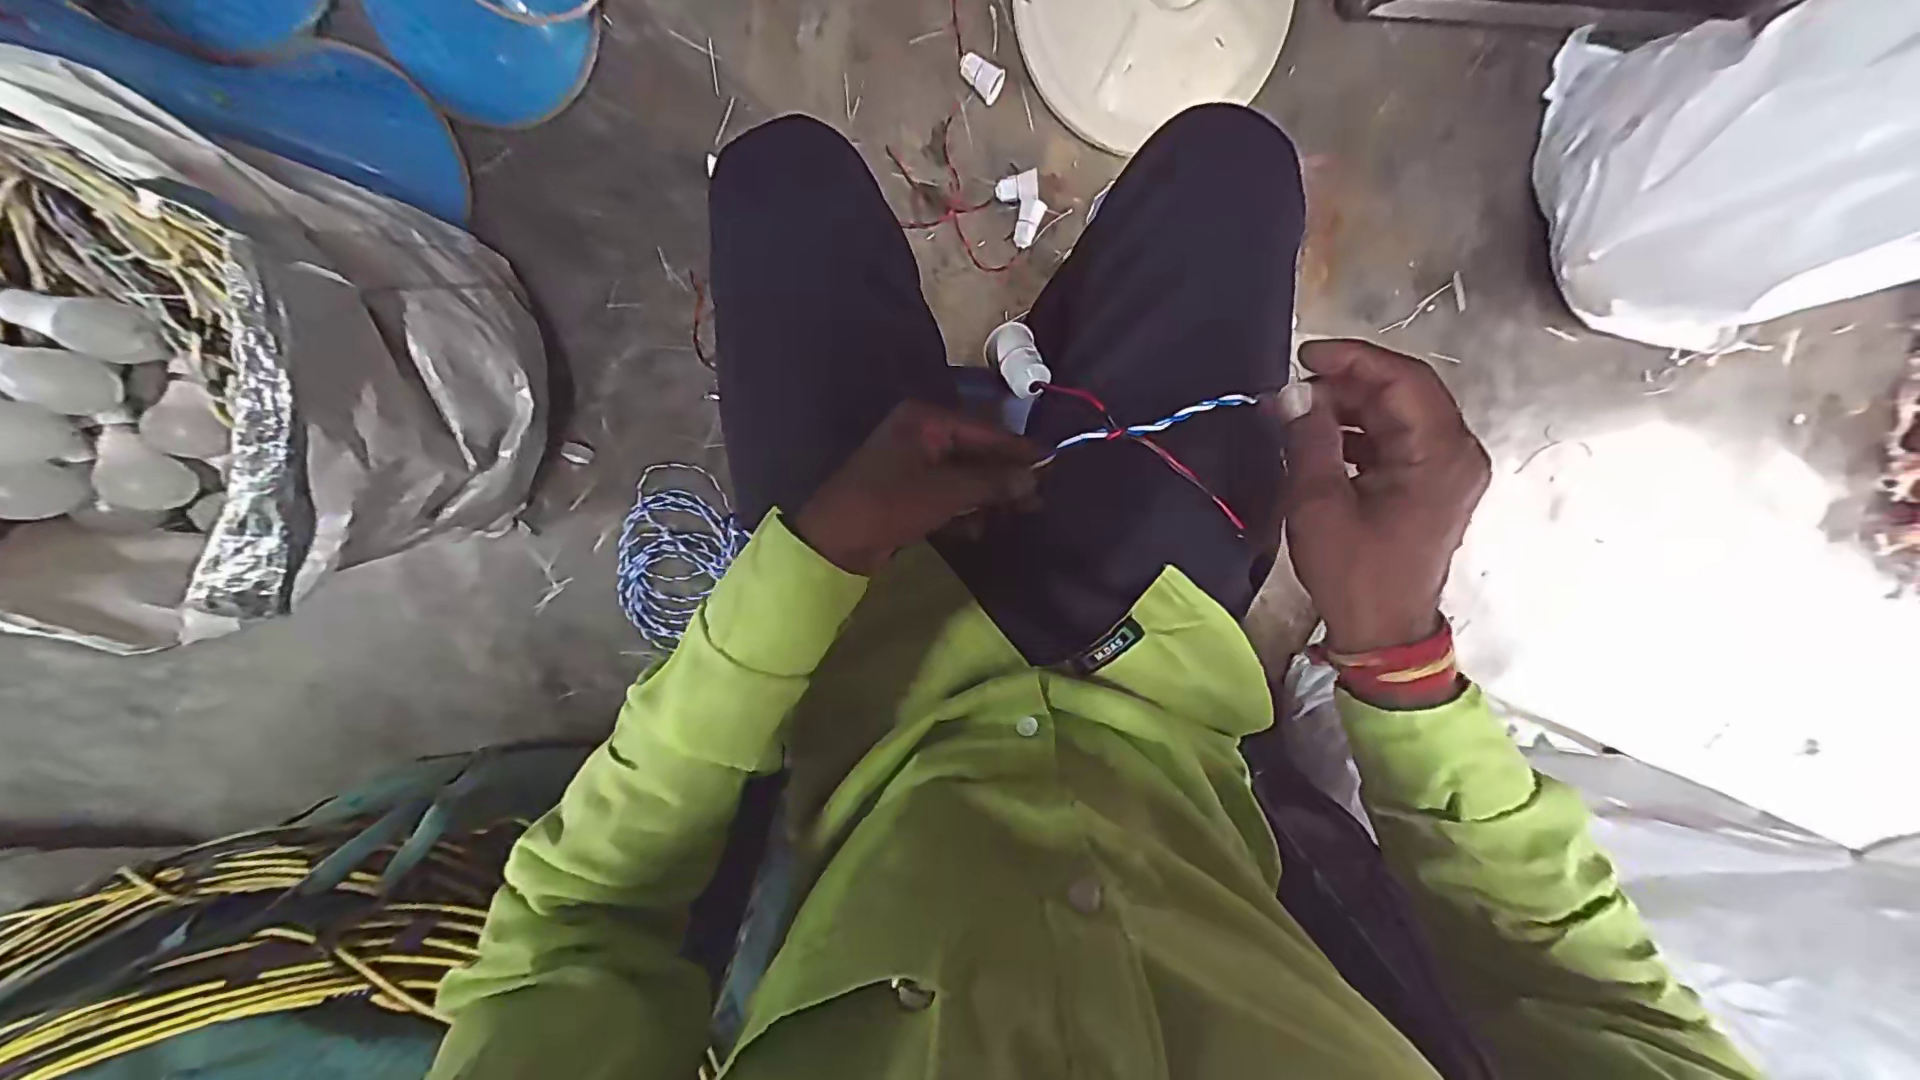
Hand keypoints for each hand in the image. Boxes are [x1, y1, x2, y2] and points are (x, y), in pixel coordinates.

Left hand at [794, 400, 1039, 575]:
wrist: (834, 543)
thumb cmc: (889, 504)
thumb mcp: (945, 492)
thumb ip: (992, 482)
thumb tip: (1034, 478)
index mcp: (925, 421)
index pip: (985, 431)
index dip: (1020, 449)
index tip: (1053, 462)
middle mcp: (921, 436)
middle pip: (976, 455)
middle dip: (1005, 479)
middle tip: (1038, 500)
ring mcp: (914, 467)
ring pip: (964, 479)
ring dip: (988, 499)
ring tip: (1017, 516)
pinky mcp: (909, 495)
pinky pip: (948, 498)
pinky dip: (964, 513)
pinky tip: (980, 530)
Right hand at [1282, 340, 1489, 652]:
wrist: (1382, 627)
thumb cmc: (1353, 569)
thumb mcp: (1319, 503)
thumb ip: (1310, 440)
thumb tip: (1294, 394)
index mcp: (1439, 453)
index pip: (1402, 380)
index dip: (1353, 360)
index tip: (1305, 356)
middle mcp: (1455, 452)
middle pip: (1405, 393)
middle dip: (1348, 382)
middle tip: (1296, 387)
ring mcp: (1446, 469)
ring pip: (1399, 414)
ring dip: (1351, 406)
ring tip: (1302, 411)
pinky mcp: (1429, 485)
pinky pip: (1395, 440)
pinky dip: (1359, 431)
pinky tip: (1321, 438)